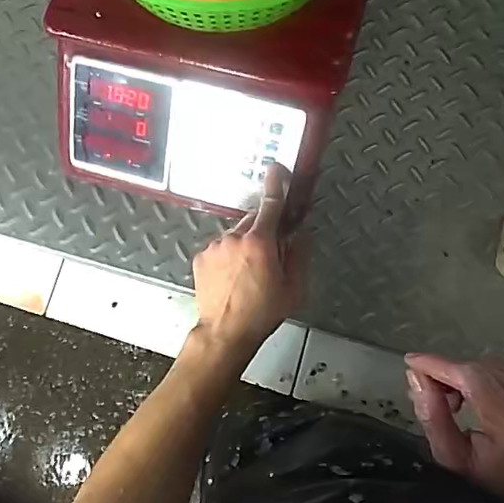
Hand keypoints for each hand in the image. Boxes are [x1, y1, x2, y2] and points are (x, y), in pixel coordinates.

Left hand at [191, 163, 305, 355]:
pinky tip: (233, 278)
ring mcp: (216, 247)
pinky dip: (227, 257)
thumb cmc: (260, 313)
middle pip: (254, 222)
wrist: (226, 332)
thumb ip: (299, 254)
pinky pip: (220, 249)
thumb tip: (301, 236)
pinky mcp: (202, 257)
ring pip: (235, 236)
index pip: (271, 204)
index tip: (278, 170)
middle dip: (263, 234)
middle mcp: (235, 238)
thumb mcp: (294, 287)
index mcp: (260, 242)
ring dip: (244, 247)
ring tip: (248, 276)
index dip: (276, 184)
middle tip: (269, 258)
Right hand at [404, 353, 503, 502]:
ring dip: (470, 375)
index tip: (413, 362)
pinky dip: (491, 377)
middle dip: (452, 374)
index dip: (441, 366)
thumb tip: (417, 377)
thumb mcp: (455, 459)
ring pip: (498, 366)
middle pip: (485, 370)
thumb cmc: (497, 485)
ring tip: (459, 398)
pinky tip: (483, 396)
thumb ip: (433, 418)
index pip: (475, 381)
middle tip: (434, 392)